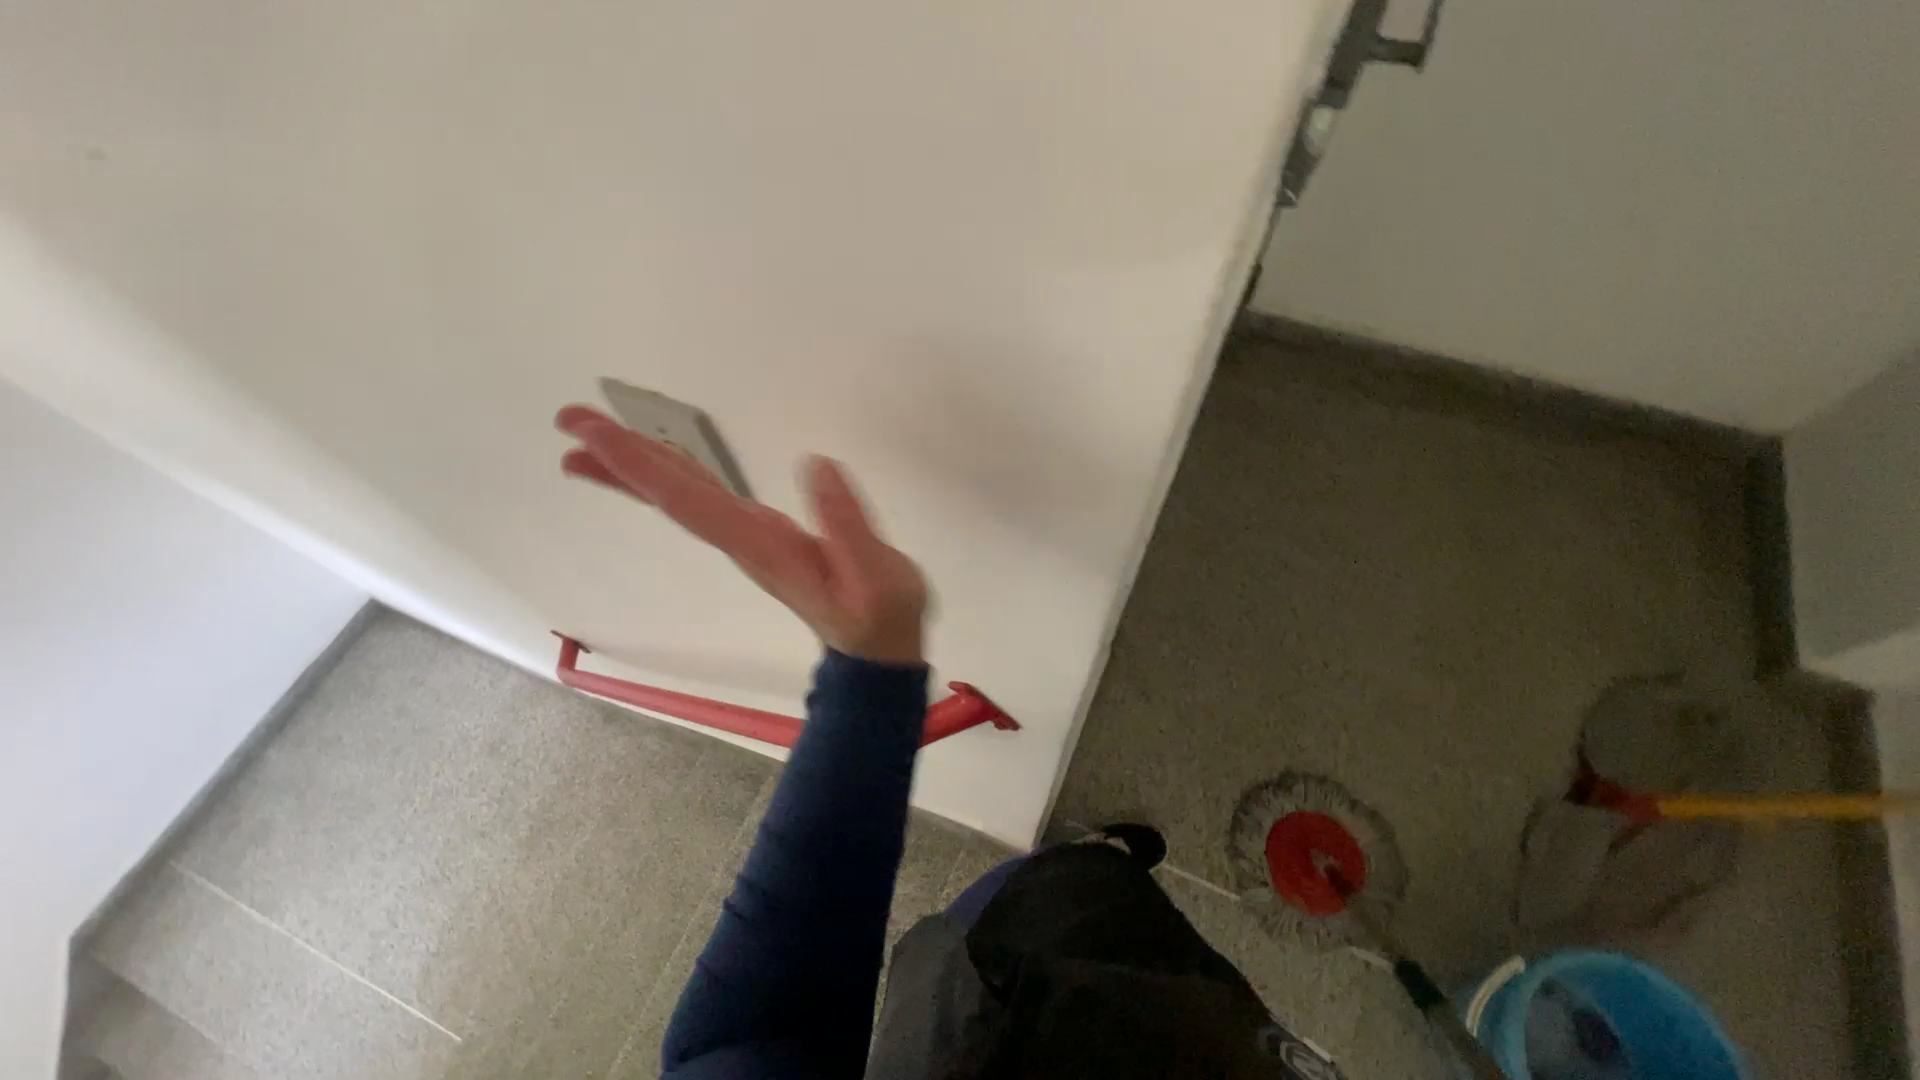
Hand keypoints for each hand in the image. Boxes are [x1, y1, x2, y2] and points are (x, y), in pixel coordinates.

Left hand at [555, 405, 928, 664]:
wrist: (874, 651)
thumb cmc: (879, 616)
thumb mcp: (875, 576)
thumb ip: (846, 525)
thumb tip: (815, 463)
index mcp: (760, 544)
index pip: (689, 498)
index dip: (641, 463)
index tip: (592, 433)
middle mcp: (741, 538)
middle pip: (670, 494)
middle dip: (619, 457)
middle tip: (568, 419)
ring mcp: (748, 538)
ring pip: (681, 496)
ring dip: (636, 466)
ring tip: (589, 441)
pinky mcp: (761, 536)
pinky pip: (705, 498)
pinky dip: (675, 474)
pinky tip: (662, 461)